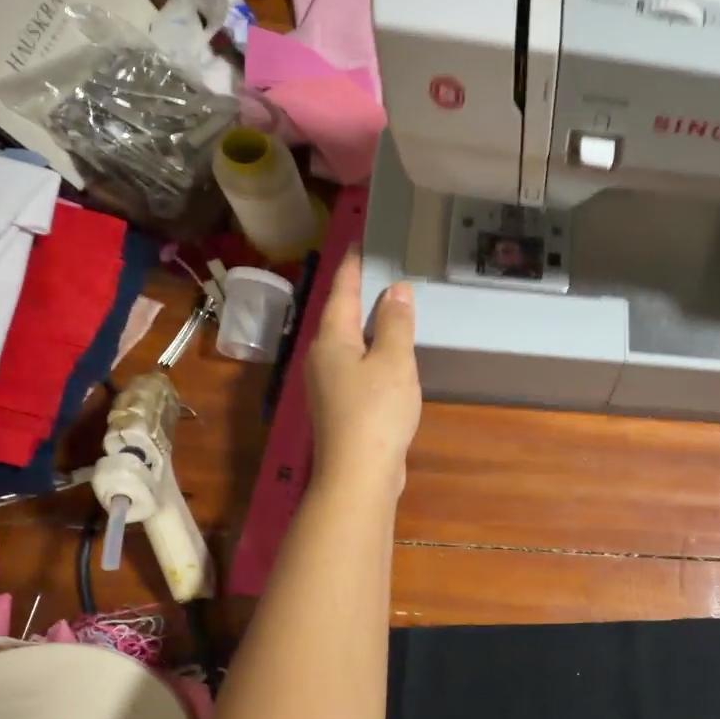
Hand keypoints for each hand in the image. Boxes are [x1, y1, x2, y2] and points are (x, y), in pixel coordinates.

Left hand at [307, 253, 421, 495]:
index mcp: (332, 340)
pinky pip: (356, 368)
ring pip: (348, 345)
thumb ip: (396, 324)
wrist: (359, 473)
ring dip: (367, 328)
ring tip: (390, 313)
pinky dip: (372, 355)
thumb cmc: (376, 411)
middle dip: (360, 297)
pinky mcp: (340, 408)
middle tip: (383, 275)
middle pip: (341, 318)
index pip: (342, 293)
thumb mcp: (394, 361)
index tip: (362, 245)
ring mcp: (327, 386)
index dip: (354, 268)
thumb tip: (397, 290)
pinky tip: (388, 361)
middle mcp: (322, 358)